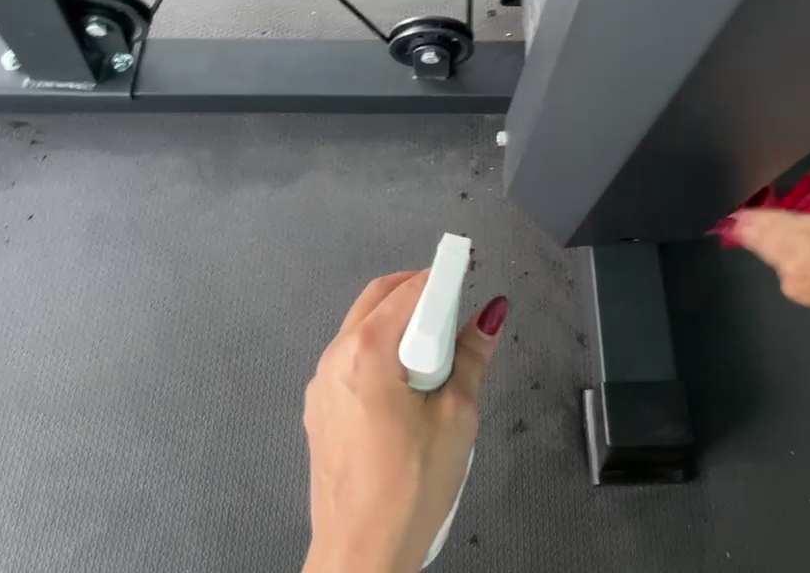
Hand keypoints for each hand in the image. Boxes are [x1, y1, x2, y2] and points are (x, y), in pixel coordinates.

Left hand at [303, 271, 508, 572]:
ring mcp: (321, 383)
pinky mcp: (320, 407)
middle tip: (456, 307)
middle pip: (378, 297)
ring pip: (362, 325)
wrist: (360, 555)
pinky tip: (408, 380)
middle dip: (418, 292)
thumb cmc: (407, 492)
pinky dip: (380, 349)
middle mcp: (335, 359)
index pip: (411, 291)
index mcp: (367, 353)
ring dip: (399, 321)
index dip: (444, 275)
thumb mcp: (457, 417)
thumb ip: (473, 357)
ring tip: (437, 351)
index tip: (465, 265)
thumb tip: (489, 317)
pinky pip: (351, 355)